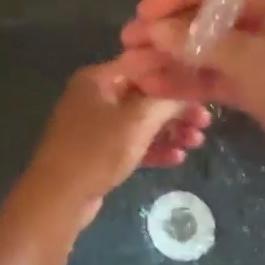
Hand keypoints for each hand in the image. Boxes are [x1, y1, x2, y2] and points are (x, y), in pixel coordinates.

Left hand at [21, 63, 210, 222]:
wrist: (58, 198)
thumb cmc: (96, 151)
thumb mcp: (136, 121)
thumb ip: (165, 100)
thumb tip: (189, 87)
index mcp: (98, 79)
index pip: (143, 66)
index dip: (174, 75)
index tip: (203, 86)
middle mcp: (95, 96)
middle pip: (144, 95)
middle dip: (176, 108)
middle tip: (206, 121)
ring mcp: (95, 125)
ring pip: (140, 121)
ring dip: (169, 130)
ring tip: (197, 142)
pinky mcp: (98, 152)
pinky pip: (131, 143)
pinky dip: (154, 148)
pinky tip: (178, 157)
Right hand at [114, 0, 264, 190]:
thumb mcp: (258, 61)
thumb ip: (203, 44)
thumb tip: (154, 29)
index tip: (142, 14)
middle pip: (207, 19)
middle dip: (168, 32)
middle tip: (128, 46)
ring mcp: (263, 56)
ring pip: (208, 51)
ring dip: (172, 59)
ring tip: (133, 71)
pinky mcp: (260, 89)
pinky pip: (216, 78)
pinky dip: (189, 82)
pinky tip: (156, 87)